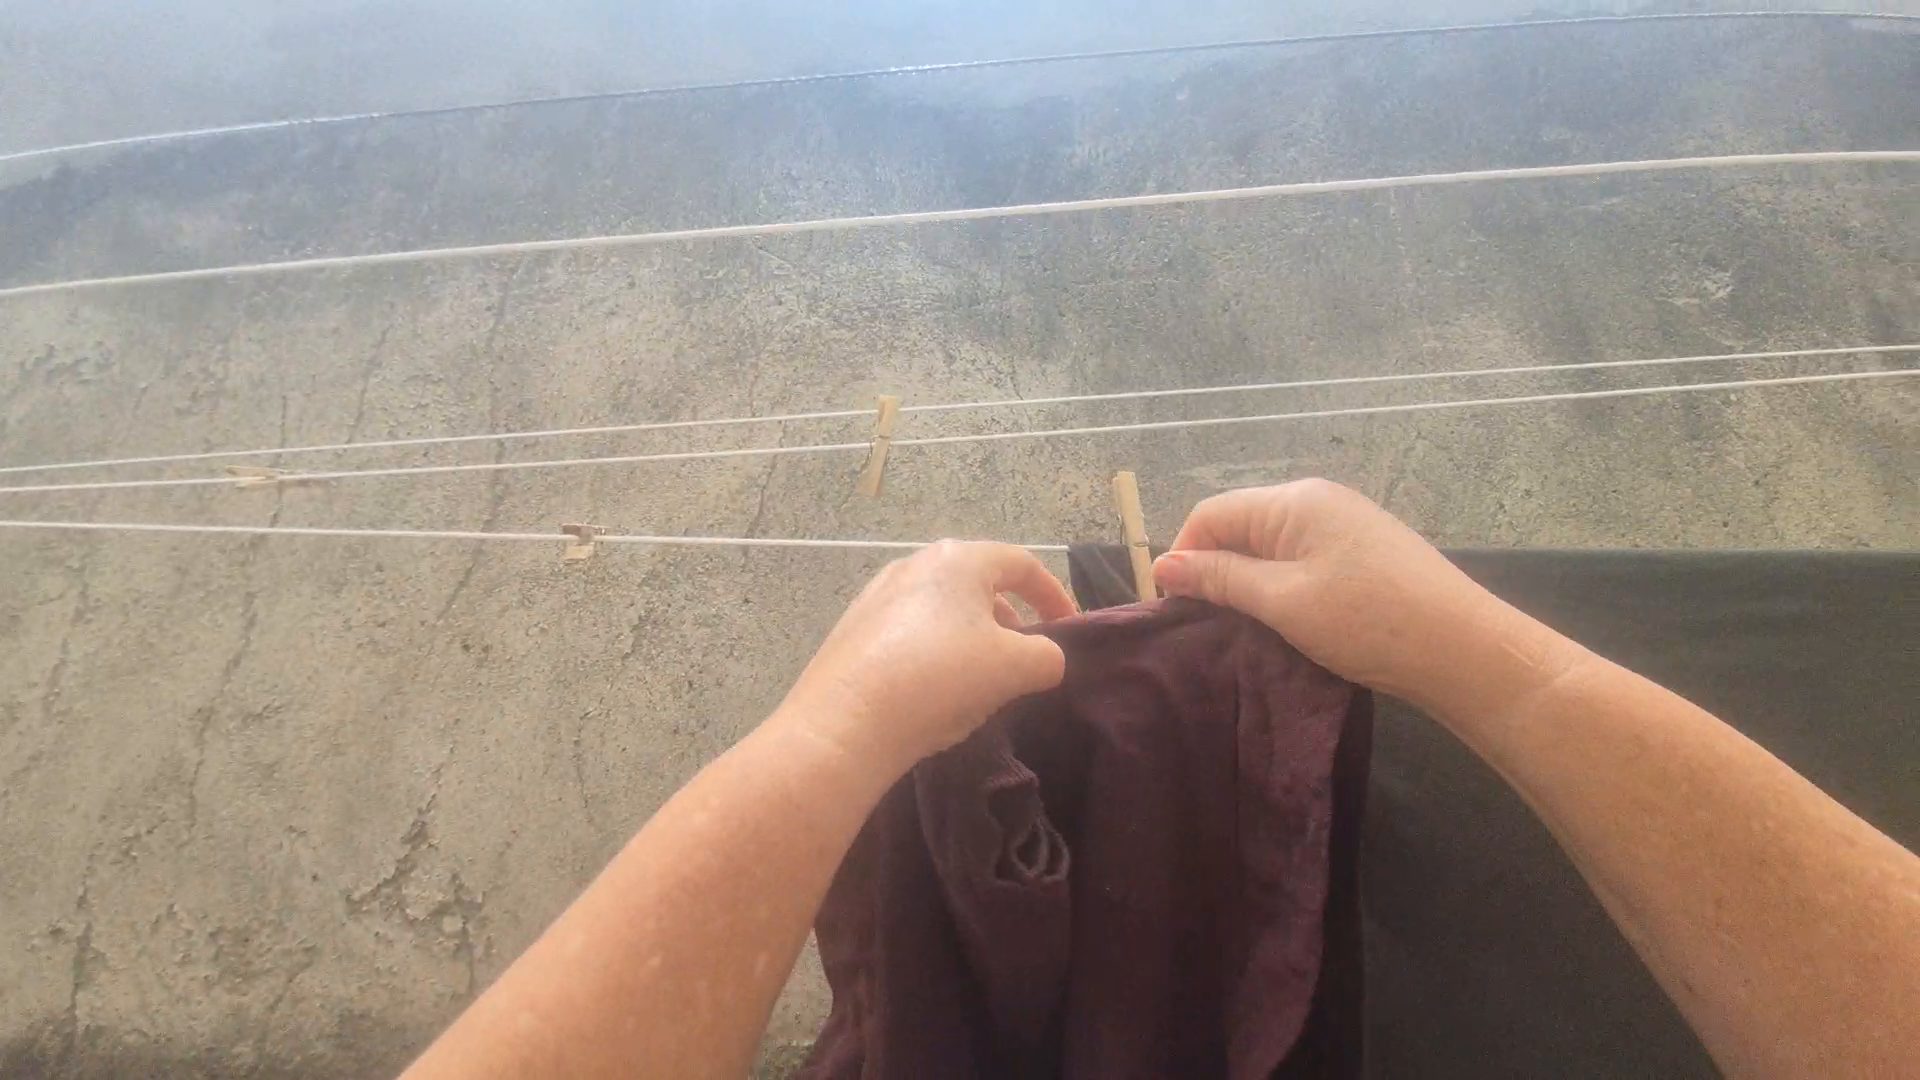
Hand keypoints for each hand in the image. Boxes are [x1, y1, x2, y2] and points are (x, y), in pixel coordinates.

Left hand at [777, 541, 1077, 774]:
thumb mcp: (1014, 668)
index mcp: (958, 559)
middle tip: (1023, 661)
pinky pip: (911, 633)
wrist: (844, 723)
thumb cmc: (939, 679)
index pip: (1022, 564)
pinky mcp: (854, 630)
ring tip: (980, 682)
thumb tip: (1045, 658)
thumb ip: (1047, 656)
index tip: (1069, 629)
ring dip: (973, 641)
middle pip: (980, 586)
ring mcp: (877, 595)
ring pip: (944, 611)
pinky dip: (936, 654)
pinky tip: (932, 693)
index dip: (1054, 595)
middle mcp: (914, 564)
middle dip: (1010, 622)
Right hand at [1152, 479, 1551, 709]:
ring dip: (1244, 578)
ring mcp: (1342, 522)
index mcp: (1294, 500)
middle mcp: (1316, 499)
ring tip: (1240, 621)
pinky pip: (1296, 555)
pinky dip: (1276, 582)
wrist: (1469, 653)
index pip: (1211, 513)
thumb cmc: (1368, 621)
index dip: (1184, 554)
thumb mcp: (1282, 600)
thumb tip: (1163, 565)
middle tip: (1205, 618)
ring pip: (1266, 543)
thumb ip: (1219, 578)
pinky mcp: (1360, 549)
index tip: (1174, 604)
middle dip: (1213, 566)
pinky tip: (1281, 614)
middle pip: (1238, 524)